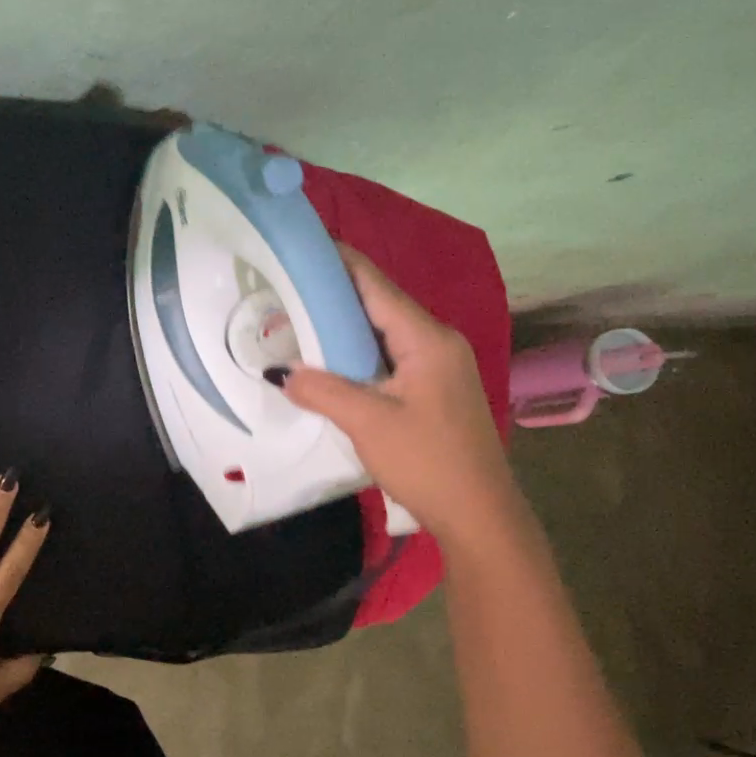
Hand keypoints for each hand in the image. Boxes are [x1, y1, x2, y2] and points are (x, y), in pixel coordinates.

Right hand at [280, 244, 518, 541]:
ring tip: (291, 315)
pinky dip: (351, 350)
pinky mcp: (429, 389)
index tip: (300, 243)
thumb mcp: (366, 422)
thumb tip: (278, 370)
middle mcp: (435, 342)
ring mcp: (435, 366)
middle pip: (377, 303)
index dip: (338, 261)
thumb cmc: (427, 460)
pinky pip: (384, 355)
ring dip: (338, 323)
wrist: (477, 512)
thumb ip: (321, 389)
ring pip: (379, 331)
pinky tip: (323, 359)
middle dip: (330, 291)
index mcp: (427, 339)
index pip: (374, 285)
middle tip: (281, 284)